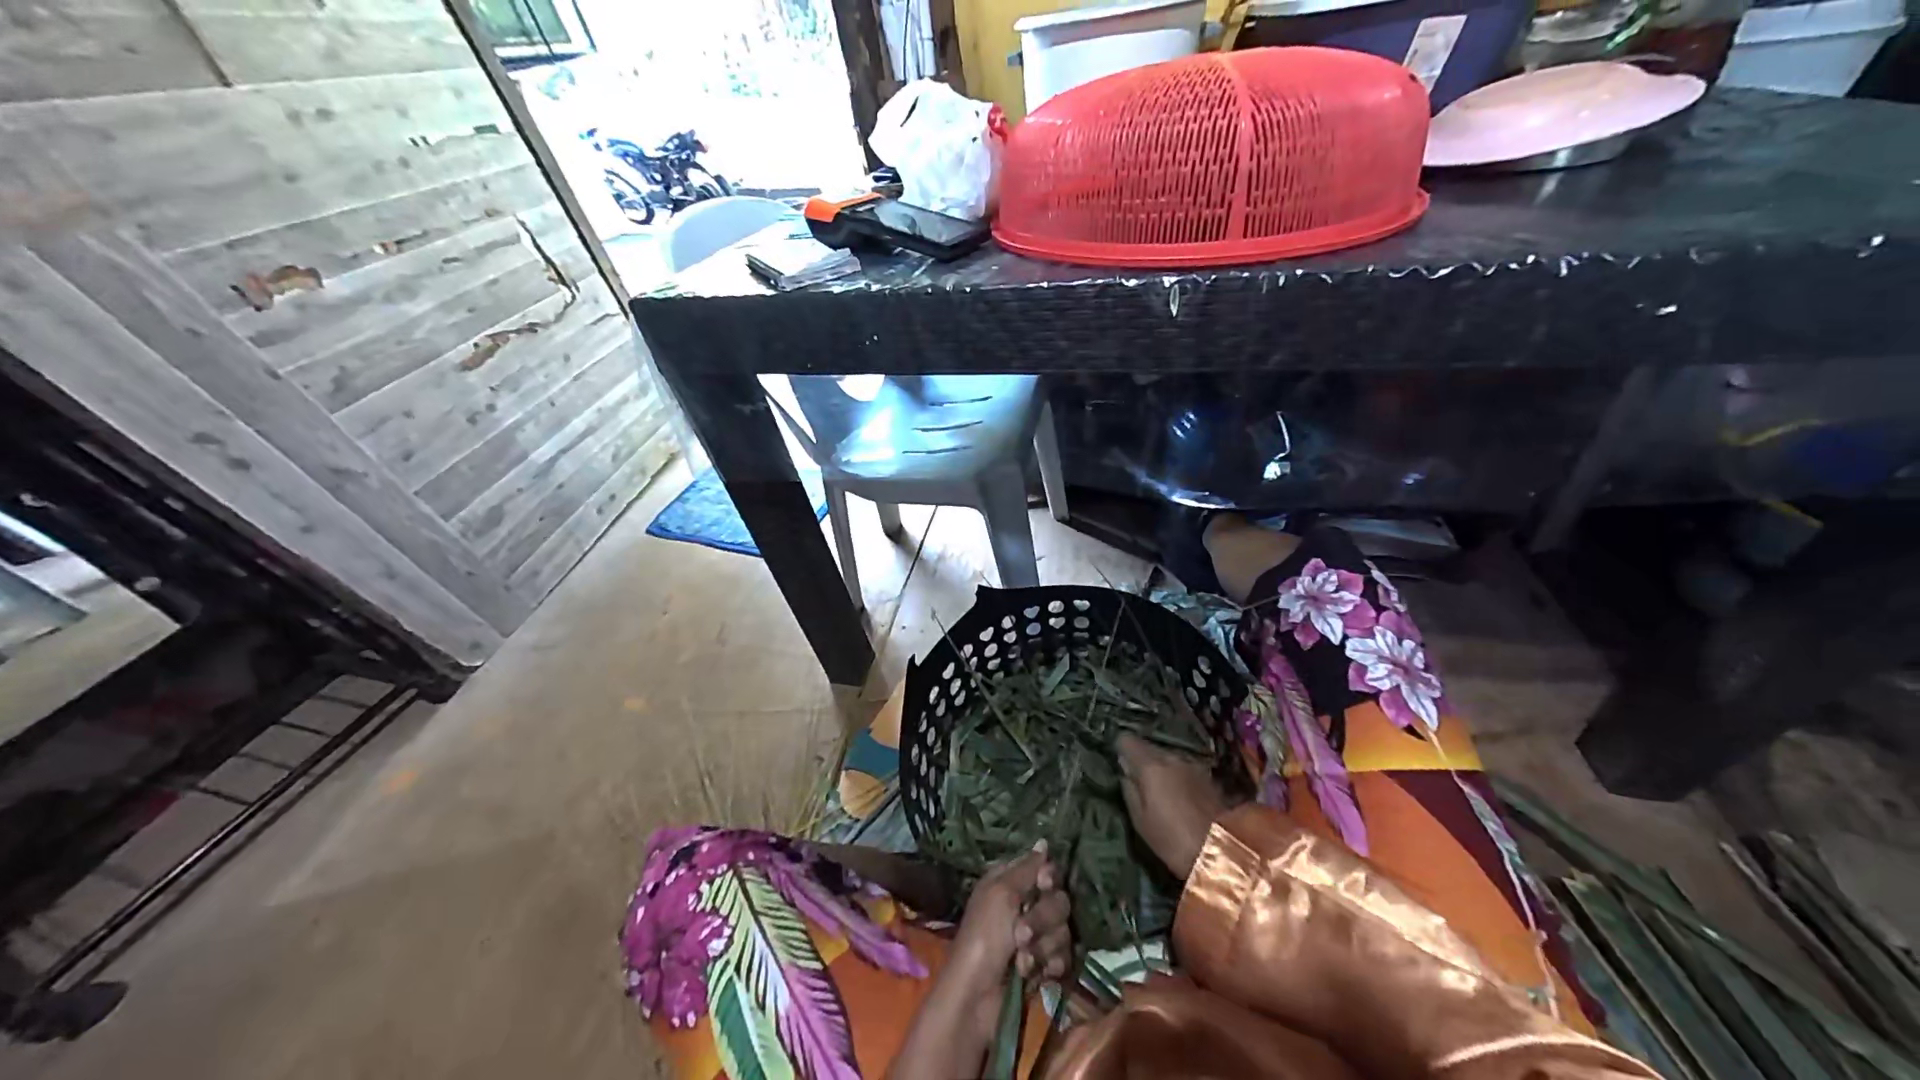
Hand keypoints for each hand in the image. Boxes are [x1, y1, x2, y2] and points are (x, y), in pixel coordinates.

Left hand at [893, 846, 1071, 1079]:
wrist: (979, 996)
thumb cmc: (984, 936)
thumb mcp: (1001, 893)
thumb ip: (1027, 867)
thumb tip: (1044, 841)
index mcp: (1009, 882)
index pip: (1043, 868)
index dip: (1047, 877)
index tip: (1043, 885)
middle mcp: (1024, 904)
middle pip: (1057, 899)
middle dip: (1043, 919)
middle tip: (1021, 932)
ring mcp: (1035, 935)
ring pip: (1063, 929)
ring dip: (1043, 946)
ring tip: (1022, 959)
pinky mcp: (1044, 963)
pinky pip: (1064, 955)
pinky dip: (1050, 965)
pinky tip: (1036, 974)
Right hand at [1118, 734, 1231, 878]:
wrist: (1224, 851)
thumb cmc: (1172, 840)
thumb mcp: (1139, 819)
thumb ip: (1129, 788)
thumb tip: (1124, 769)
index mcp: (1150, 765)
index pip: (1126, 740)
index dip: (1119, 749)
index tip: (1117, 763)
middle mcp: (1172, 756)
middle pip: (1148, 746)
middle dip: (1139, 758)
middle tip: (1134, 778)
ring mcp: (1192, 764)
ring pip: (1166, 756)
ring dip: (1159, 766)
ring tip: (1156, 787)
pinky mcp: (1207, 776)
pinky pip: (1182, 767)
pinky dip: (1175, 774)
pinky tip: (1176, 793)